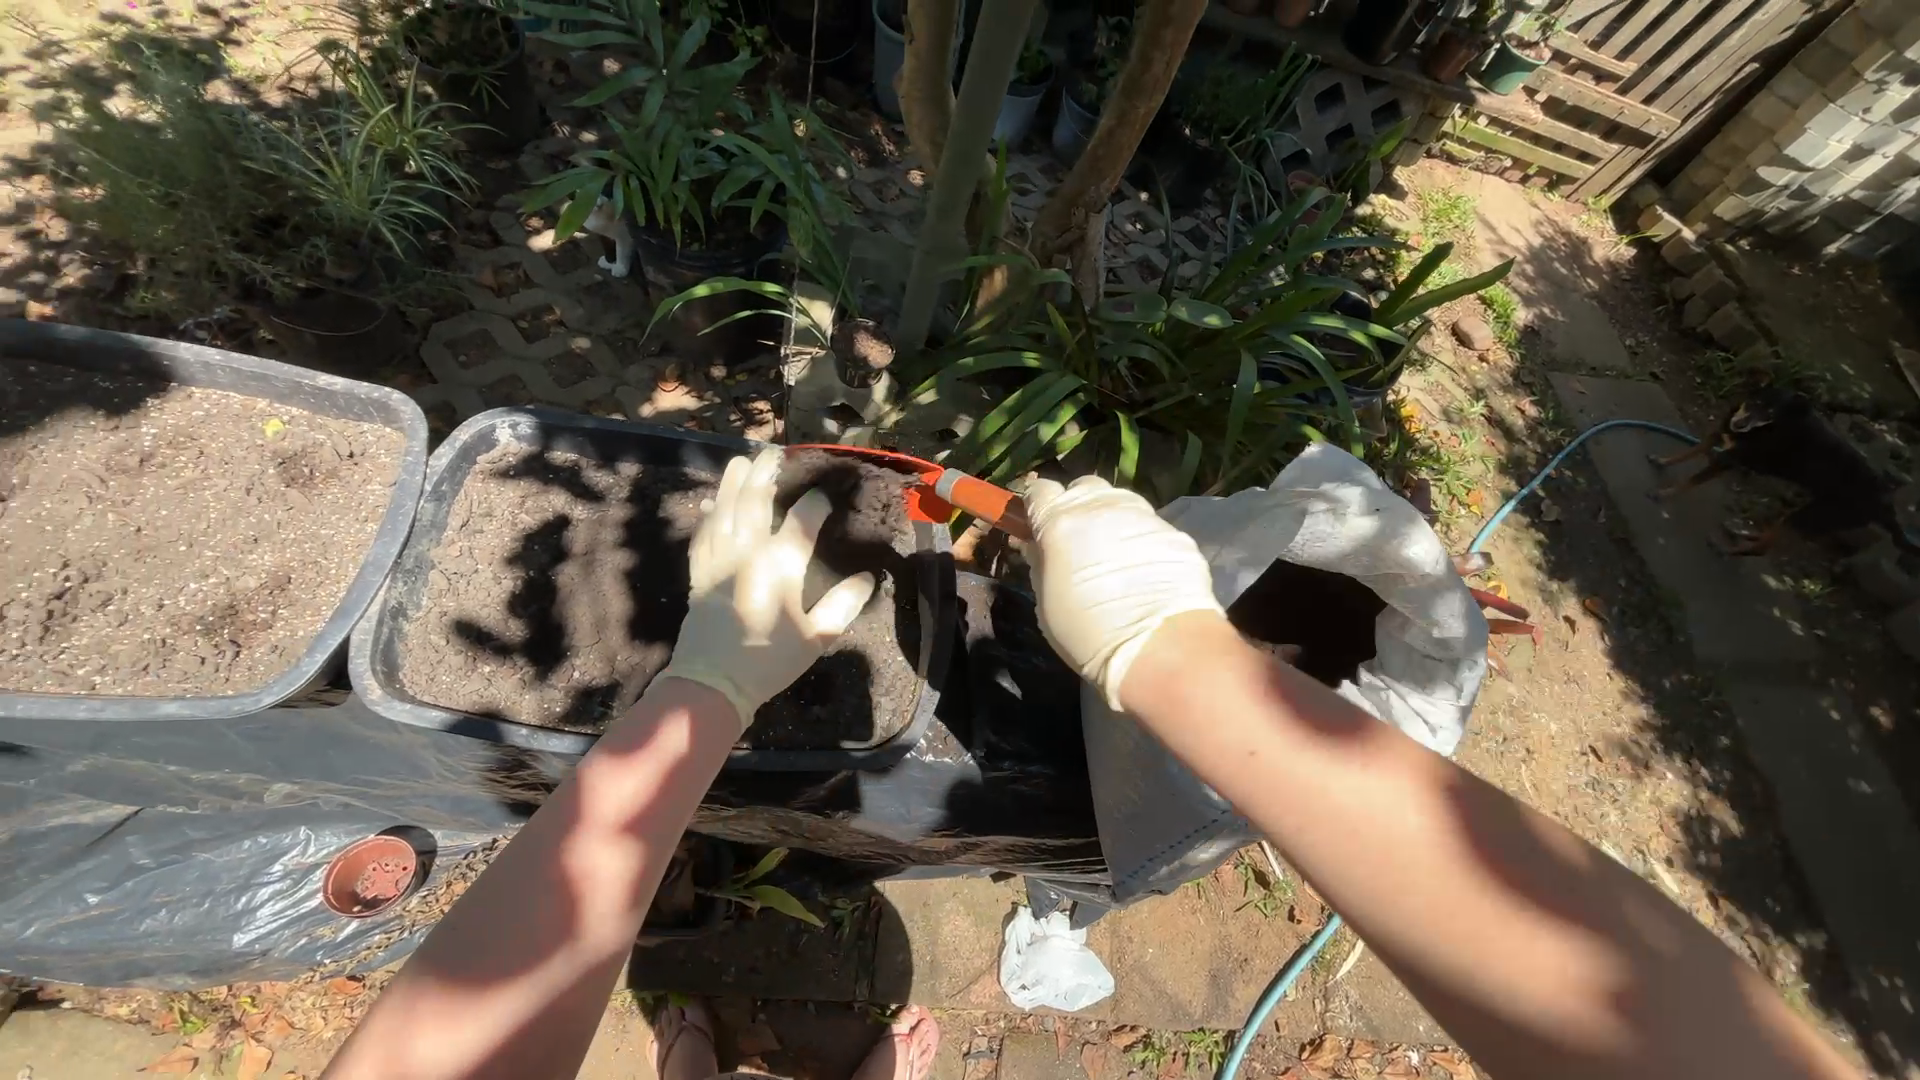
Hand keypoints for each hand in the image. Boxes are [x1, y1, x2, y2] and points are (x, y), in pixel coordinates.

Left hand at [658, 447, 876, 730]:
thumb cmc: (771, 660)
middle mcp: (747, 550)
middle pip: (755, 498)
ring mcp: (718, 558)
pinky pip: (703, 532)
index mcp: (781, 563)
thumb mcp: (819, 636)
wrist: (712, 683)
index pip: (803, 517)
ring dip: (734, 481)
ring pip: (724, 507)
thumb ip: (845, 603)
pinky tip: (713, 502)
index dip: (817, 502)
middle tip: (775, 453)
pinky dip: (709, 512)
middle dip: (766, 472)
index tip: (827, 496)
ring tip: (743, 460)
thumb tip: (868, 577)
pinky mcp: (699, 571)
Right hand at [1023, 476, 1223, 710]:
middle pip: (1082, 487)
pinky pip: (1148, 525)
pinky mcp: (1174, 532)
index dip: (1036, 504)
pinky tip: (1142, 568)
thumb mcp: (1047, 604)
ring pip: (1119, 500)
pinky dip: (1139, 538)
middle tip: (1075, 539)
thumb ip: (1041, 565)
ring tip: (1111, 552)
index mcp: (1060, 523)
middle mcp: (1101, 508)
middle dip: (1075, 504)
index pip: (1040, 490)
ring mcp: (1142, 516)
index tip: (1036, 523)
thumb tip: (1038, 547)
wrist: (1161, 647)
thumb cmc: (1089, 633)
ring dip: (1109, 517)